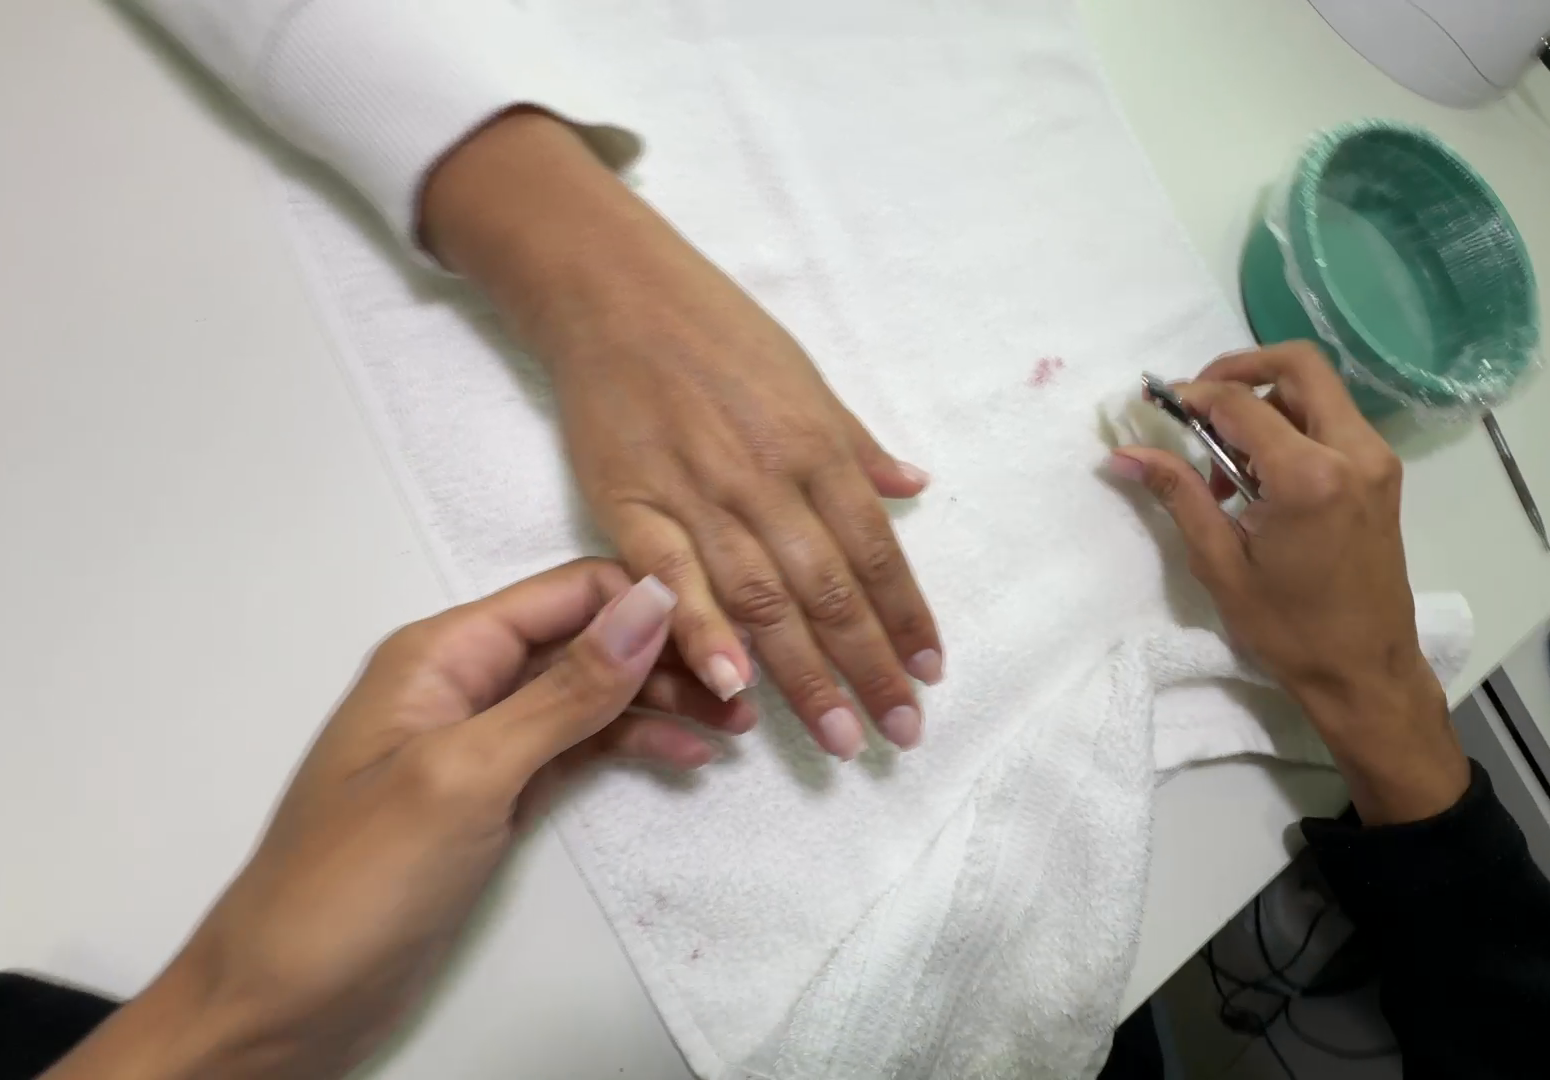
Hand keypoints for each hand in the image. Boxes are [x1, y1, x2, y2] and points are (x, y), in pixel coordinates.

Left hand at [44, 562, 747, 1079]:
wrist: (283, 1012)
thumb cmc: (358, 881)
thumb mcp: (469, 773)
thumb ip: (568, 688)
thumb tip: (654, 603)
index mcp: (451, 649)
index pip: (575, 592)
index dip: (651, 605)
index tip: (722, 637)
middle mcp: (477, 676)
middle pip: (595, 639)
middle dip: (670, 658)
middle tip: (744, 690)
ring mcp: (498, 730)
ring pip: (601, 690)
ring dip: (668, 701)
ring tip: (737, 724)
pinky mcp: (513, 780)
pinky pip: (590, 740)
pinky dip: (639, 742)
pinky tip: (690, 755)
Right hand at [422, 111, 940, 759]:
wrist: (618, 296)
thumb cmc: (723, 337)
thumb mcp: (810, 381)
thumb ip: (860, 445)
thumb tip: (917, 485)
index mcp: (818, 449)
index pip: (877, 551)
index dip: (907, 616)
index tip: (931, 672)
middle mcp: (769, 479)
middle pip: (830, 590)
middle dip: (869, 668)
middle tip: (902, 733)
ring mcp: (699, 495)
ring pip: (764, 600)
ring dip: (806, 676)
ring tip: (841, 739)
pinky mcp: (630, 505)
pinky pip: (674, 579)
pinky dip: (705, 634)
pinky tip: (736, 687)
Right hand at [1110, 342, 1468, 823]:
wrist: (1365, 670)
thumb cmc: (1287, 626)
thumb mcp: (1219, 560)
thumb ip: (1177, 493)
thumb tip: (1124, 454)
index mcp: (1309, 476)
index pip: (1241, 403)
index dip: (1192, 395)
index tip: (1155, 404)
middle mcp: (1354, 451)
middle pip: (1298, 366)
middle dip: (1237, 370)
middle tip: (1194, 402)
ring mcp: (1376, 460)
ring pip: (1316, 390)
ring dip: (1262, 402)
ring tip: (1221, 459)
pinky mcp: (1380, 474)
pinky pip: (1330, 421)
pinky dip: (1287, 425)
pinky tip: (1256, 475)